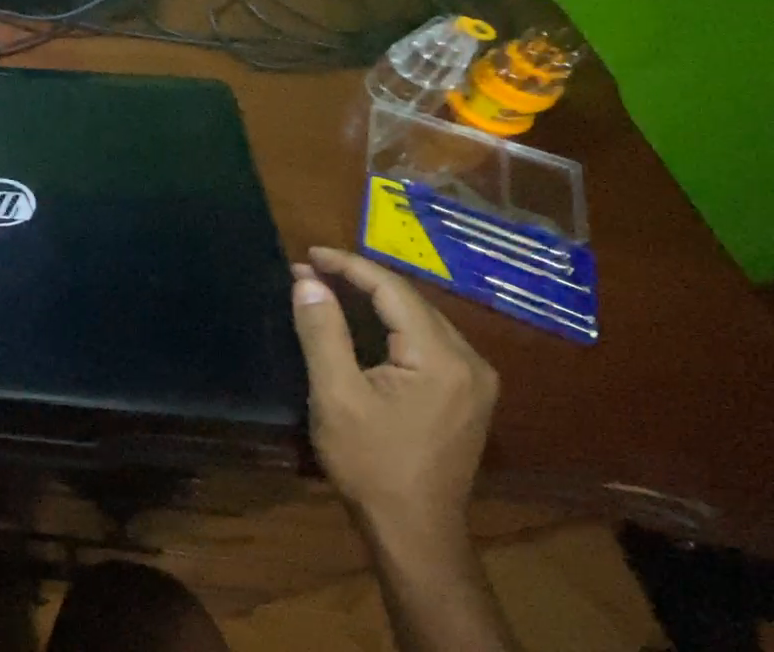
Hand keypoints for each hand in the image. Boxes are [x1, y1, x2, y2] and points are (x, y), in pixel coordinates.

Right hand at [291, 246, 499, 537]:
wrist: (414, 527)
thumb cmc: (369, 461)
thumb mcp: (335, 394)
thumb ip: (323, 332)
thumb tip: (306, 281)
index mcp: (442, 358)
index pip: (394, 291)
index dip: (349, 266)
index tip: (308, 254)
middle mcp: (470, 362)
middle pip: (411, 302)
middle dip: (359, 281)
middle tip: (309, 271)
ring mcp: (475, 381)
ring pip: (420, 321)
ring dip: (375, 302)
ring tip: (328, 290)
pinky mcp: (468, 397)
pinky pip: (427, 342)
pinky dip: (391, 326)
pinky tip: (364, 325)